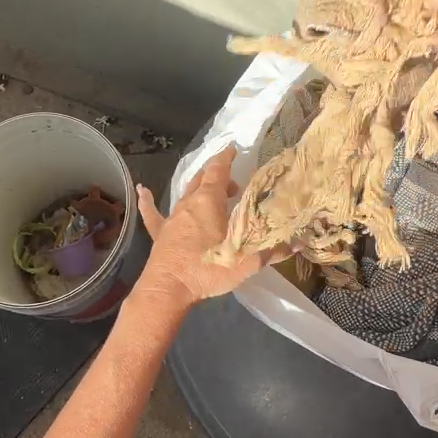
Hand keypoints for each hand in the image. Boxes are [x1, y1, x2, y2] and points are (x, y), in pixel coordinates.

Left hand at [131, 147, 271, 311]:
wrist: (168, 288)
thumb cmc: (208, 269)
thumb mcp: (245, 263)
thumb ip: (270, 252)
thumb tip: (296, 243)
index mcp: (209, 202)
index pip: (218, 172)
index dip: (226, 159)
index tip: (233, 149)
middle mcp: (189, 204)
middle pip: (203, 182)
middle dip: (219, 178)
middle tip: (235, 186)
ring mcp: (171, 218)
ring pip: (185, 195)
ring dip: (199, 190)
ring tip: (213, 193)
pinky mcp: (160, 233)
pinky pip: (153, 212)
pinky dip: (148, 201)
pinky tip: (141, 190)